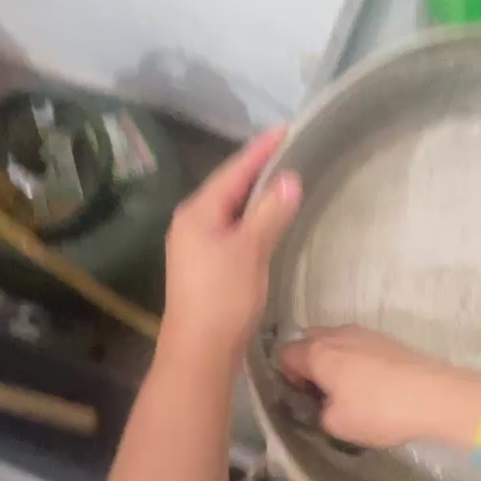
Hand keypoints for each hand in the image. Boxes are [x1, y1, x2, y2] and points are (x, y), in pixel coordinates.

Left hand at [160, 127, 300, 368]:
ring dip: (254, 193)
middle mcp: (191, 222)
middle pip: (228, 186)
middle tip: (288, 149)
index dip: (261, 149)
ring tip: (282, 177)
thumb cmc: (223, 297)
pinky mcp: (204, 264)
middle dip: (257, 168)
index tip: (285, 128)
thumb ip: (270, 212)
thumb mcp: (251, 250)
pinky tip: (267, 219)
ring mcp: (194, 244)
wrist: (198, 351)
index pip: (234, 170)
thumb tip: (289, 178)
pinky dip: (250, 217)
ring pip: (229, 208)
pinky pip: (230, 228)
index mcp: (198, 212)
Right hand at [277, 326, 480, 448]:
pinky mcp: (386, 339)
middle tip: (322, 393)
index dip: (287, 377)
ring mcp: (364, 332)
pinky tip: (371, 384)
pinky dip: (355, 360)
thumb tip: (324, 404)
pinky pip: (357, 345)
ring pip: (335, 341)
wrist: (434, 395)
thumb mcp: (337, 425)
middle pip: (308, 341)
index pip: (284, 354)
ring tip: (348, 390)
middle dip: (308, 364)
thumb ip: (318, 412)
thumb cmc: (378, 410)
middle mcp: (337, 334)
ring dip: (333, 361)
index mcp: (318, 352)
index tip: (304, 398)